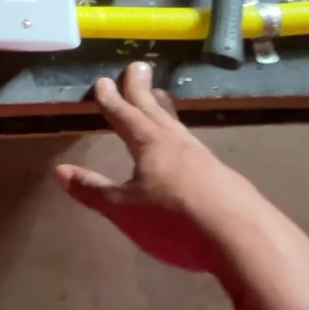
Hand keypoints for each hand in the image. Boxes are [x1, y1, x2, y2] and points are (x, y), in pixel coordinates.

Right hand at [55, 63, 283, 274]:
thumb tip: (60, 171)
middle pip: (155, 111)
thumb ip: (93, 190)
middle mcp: (179, 145)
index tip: (102, 81)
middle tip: (139, 66)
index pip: (125, 116)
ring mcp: (207, 162)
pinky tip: (189, 150)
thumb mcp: (124, 209)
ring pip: (179, 128)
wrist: (249, 243)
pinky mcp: (227, 182)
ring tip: (161, 99)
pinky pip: (197, 149)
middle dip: (142, 90)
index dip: (111, 100)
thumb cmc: (176, 220)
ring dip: (166, 111)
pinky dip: (185, 139)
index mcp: (150, 145)